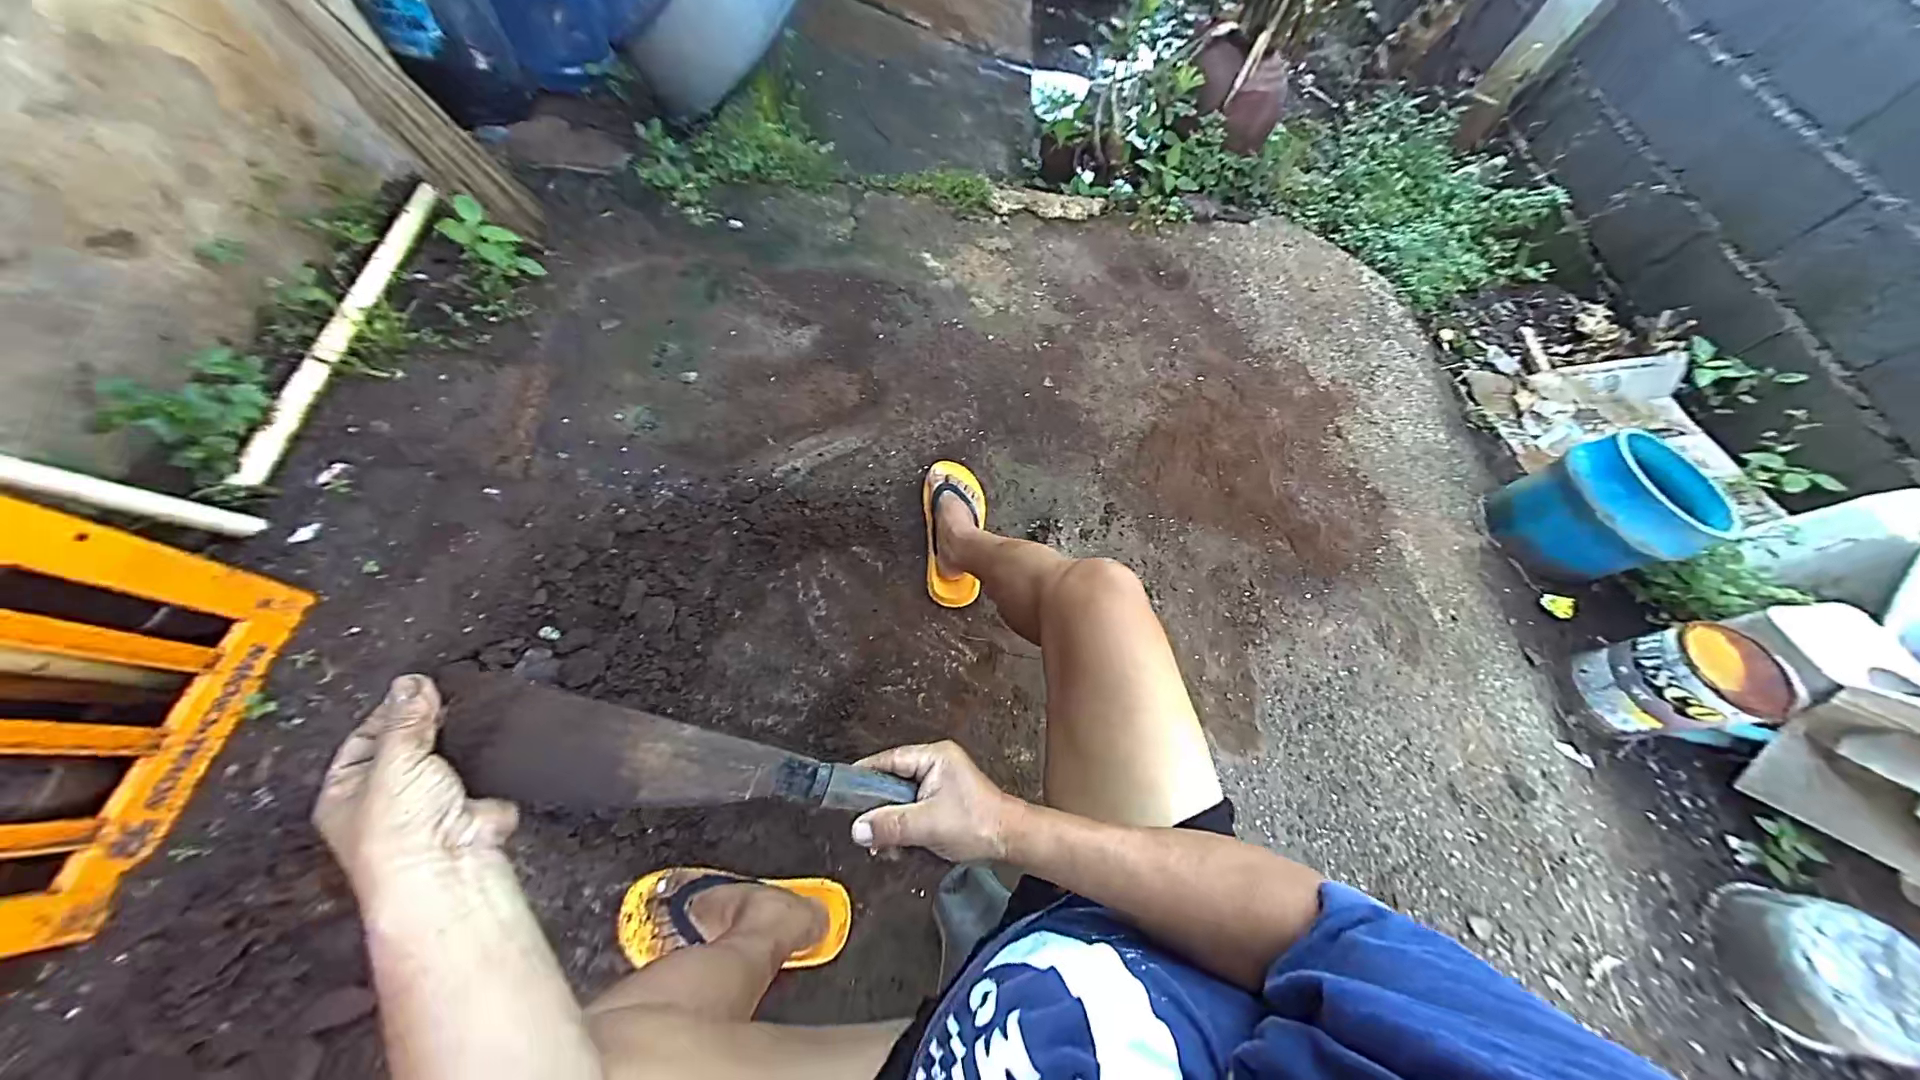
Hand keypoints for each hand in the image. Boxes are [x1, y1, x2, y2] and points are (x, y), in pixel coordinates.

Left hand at [313, 674, 518, 904]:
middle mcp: (386, 794)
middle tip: (444, 699)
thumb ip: (406, 719)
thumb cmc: (399, 834)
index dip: (391, 709)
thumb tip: (410, 683)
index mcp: (346, 788)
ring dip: (457, 737)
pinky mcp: (470, 796)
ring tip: (467, 717)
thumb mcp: (395, 761)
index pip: (366, 734)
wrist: (450, 862)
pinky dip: (484, 752)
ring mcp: (430, 796)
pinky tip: (487, 739)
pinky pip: (478, 762)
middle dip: (428, 721)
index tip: (417, 687)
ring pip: (445, 750)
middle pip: (408, 740)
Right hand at [849, 741, 1018, 862]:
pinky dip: (905, 829)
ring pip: (902, 800)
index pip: (890, 760)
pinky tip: (901, 848)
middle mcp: (936, 764)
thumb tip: (857, 828)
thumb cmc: (976, 824)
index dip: (865, 774)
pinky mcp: (944, 803)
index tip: (843, 790)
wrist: (1011, 841)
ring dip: (892, 824)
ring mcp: (940, 784)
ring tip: (885, 846)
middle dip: (880, 809)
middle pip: (893, 782)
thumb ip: (891, 825)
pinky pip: (914, 812)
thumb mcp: (927, 824)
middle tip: (866, 830)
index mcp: (934, 757)